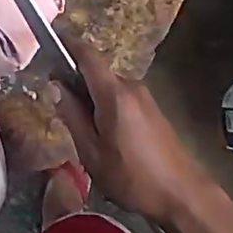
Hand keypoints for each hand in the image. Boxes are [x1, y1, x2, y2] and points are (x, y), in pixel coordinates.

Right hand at [52, 39, 214, 226]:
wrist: (181, 192)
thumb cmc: (132, 176)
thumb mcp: (92, 152)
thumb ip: (73, 117)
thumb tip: (57, 87)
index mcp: (114, 93)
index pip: (88, 56)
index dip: (68, 44)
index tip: (51, 40)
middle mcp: (131, 86)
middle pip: (96, 73)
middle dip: (75, 84)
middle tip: (59, 109)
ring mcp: (144, 97)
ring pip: (108, 87)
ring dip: (91, 99)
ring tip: (81, 132)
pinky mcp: (151, 109)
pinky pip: (121, 98)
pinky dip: (106, 107)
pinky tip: (103, 136)